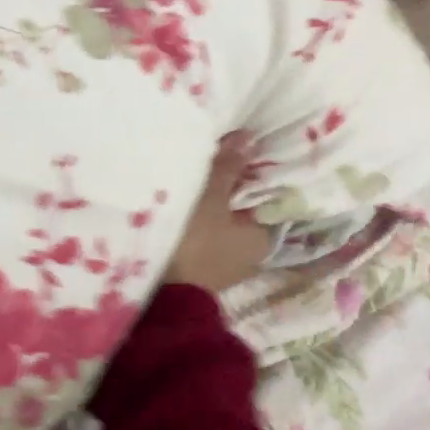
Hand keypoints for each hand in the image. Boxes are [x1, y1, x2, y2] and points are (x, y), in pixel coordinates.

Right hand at [165, 133, 273, 293]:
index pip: (256, 199)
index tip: (216, 160)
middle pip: (231, 212)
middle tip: (188, 169)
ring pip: (211, 226)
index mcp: (265, 236)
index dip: (238, 178)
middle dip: (214, 194)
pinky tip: (167, 214)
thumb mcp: (210, 198)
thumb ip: (227, 169)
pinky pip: (194, 237)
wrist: (164, 292)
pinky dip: (185, 225)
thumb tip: (249, 137)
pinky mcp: (195, 269)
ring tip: (172, 188)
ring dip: (196, 210)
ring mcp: (222, 264)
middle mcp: (251, 253)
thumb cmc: (194, 240)